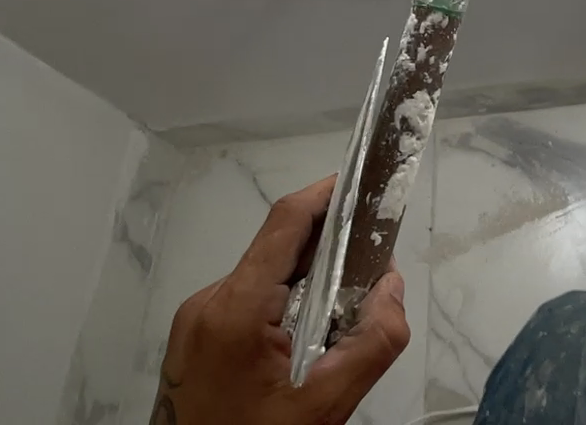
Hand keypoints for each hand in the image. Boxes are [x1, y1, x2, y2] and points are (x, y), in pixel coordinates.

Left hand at [151, 175, 409, 424]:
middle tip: (373, 258)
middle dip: (333, 242)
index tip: (368, 183)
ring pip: (269, 272)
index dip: (329, 192)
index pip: (287, 221)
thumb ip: (374, 340)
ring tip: (345, 305)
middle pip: (281, 245)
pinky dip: (288, 298)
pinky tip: (310, 331)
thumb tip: (391, 285)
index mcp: (235, 309)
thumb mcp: (326, 405)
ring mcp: (196, 320)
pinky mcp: (194, 337)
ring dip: (312, 275)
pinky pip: (252, 296)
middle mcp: (209, 302)